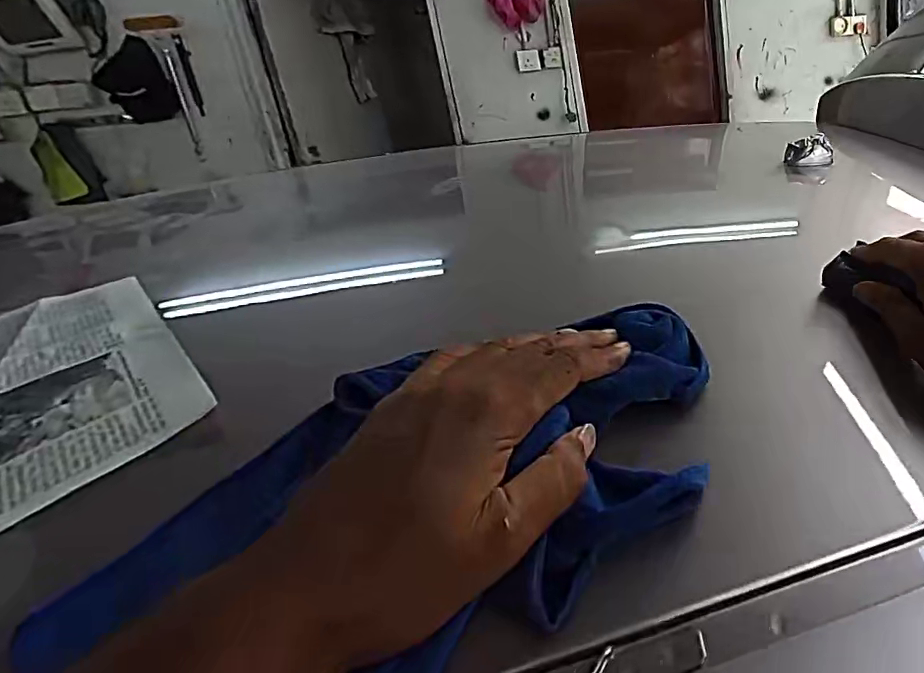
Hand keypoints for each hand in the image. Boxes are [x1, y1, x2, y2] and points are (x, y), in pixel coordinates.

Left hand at [234, 329, 630, 670]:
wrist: (300, 585)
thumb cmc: (405, 572)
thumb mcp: (498, 541)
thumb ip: (553, 482)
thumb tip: (584, 435)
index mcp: (486, 411)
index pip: (554, 371)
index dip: (593, 358)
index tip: (623, 349)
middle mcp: (454, 385)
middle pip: (524, 351)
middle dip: (569, 342)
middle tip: (604, 338)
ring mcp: (418, 390)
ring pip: (490, 348)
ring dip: (531, 343)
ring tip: (560, 342)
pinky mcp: (393, 404)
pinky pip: (454, 357)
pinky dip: (488, 350)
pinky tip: (489, 358)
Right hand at [849, 232, 923, 447]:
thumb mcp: (917, 338)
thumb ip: (887, 307)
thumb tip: (870, 291)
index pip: (887, 248)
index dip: (865, 255)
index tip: (853, 261)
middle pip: (914, 241)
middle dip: (889, 253)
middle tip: (872, 270)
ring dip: (918, 256)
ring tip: (904, 278)